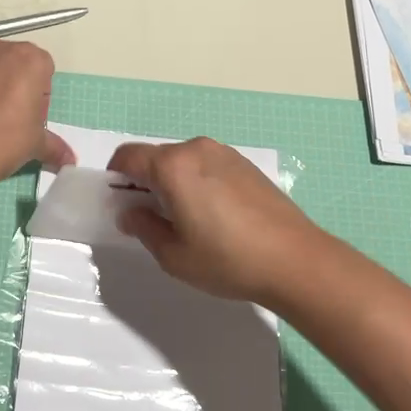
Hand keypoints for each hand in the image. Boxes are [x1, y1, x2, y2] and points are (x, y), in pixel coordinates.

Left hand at [0, 39, 70, 179]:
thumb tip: (69, 161)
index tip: (30, 117)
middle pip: (11, 63)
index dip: (39, 94)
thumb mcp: (35, 145)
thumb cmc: (4, 141)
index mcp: (29, 59)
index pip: (43, 69)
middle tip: (6, 119)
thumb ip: (54, 147)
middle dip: (12, 85)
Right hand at [109, 138, 329, 303]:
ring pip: (182, 161)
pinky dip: (197, 182)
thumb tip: (130, 213)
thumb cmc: (228, 260)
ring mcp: (225, 154)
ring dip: (172, 182)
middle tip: (150, 218)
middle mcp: (196, 150)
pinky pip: (207, 166)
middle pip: (156, 157)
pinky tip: (213, 216)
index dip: (115, 177)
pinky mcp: (246, 165)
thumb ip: (144, 228)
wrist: (295, 260)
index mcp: (173, 166)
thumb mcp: (174, 255)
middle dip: (144, 182)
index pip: (127, 156)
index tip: (118, 203)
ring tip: (185, 220)